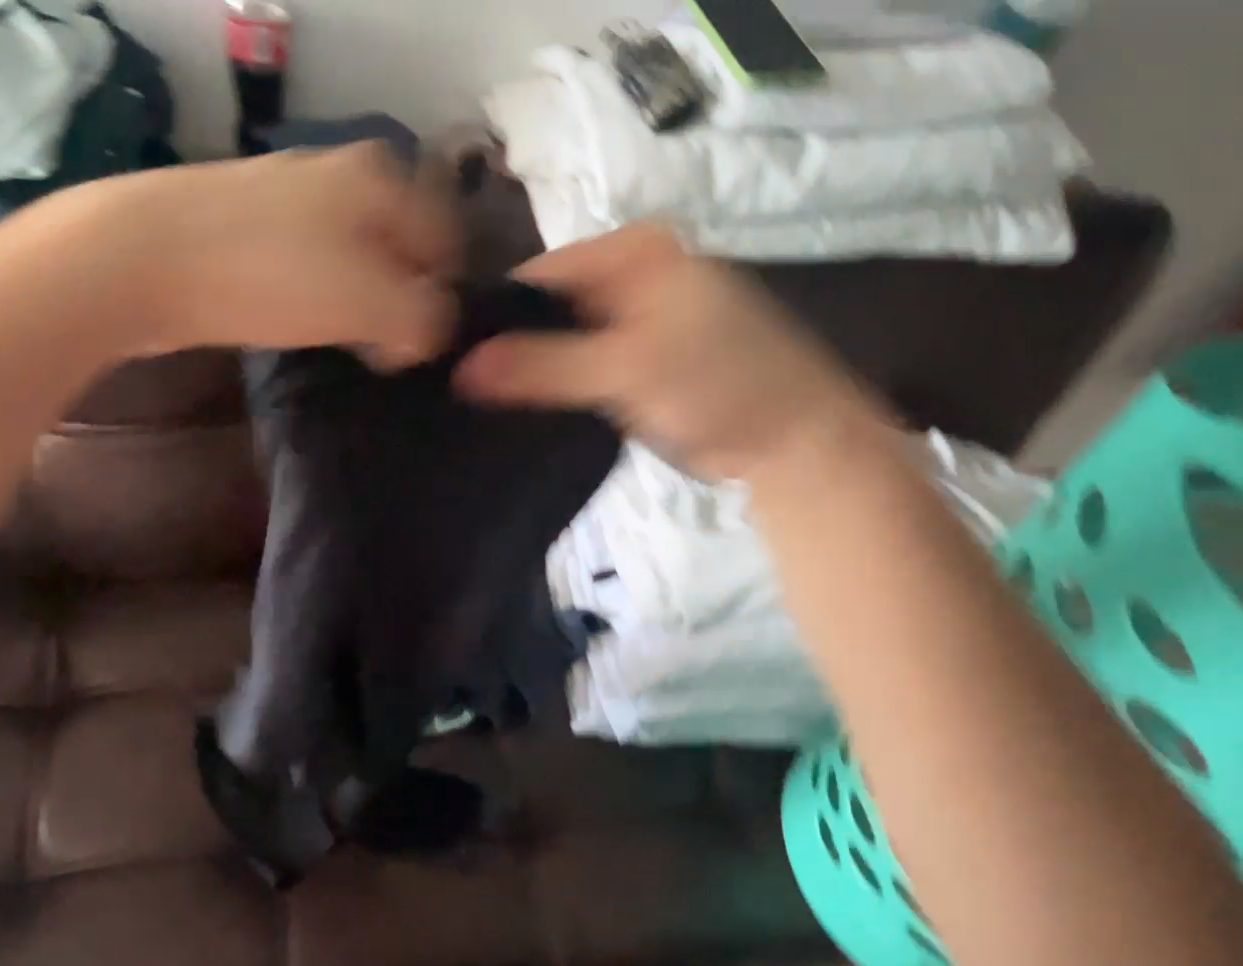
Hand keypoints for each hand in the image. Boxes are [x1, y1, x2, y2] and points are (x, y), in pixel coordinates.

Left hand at [20, 143, 459, 364]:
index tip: (423, 349)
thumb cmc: (271, 274)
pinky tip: (292, 324)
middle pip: (396, 247)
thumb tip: (428, 335)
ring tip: (338, 343)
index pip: (448, 240)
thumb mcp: (370, 302)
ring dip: (352, 303)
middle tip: (382, 352)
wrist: (140, 259)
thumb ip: (424, 319)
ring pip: (349, 256)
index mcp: (382, 176)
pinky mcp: (243, 223)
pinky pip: (302, 264)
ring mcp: (286, 193)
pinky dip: (308, 296)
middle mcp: (339, 171)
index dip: (444, 298)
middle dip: (397, 300)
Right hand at [456, 225, 888, 479]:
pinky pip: (579, 362)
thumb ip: (542, 366)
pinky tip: (521, 409)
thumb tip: (460, 369)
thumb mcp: (627, 369)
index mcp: (634, 248)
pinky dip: (555, 383)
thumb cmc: (720, 387)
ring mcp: (634, 315)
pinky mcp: (636, 356)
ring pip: (560, 336)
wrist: (794, 441)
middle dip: (508, 344)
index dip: (494, 315)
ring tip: (479, 402)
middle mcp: (631, 270)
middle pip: (546, 304)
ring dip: (528, 368)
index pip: (538, 273)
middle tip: (456, 387)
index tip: (447, 358)